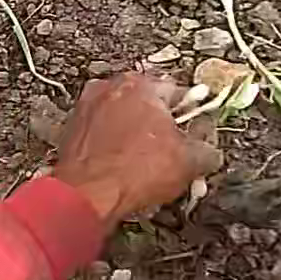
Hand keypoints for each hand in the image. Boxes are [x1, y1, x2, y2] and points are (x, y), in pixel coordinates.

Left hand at [51, 73, 221, 224]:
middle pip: (147, 106)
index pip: (178, 92)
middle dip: (161, 130)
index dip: (192, 116)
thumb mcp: (189, 161)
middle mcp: (109, 88)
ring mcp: (86, 109)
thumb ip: (206, 148)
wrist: (86, 195)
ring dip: (136, 140)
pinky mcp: (70, 132)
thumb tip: (209, 150)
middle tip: (173, 155)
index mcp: (140, 84)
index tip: (196, 134)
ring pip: (122, 122)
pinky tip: (123, 172)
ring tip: (147, 169)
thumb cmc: (134, 171)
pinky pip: (102, 138)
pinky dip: (113, 150)